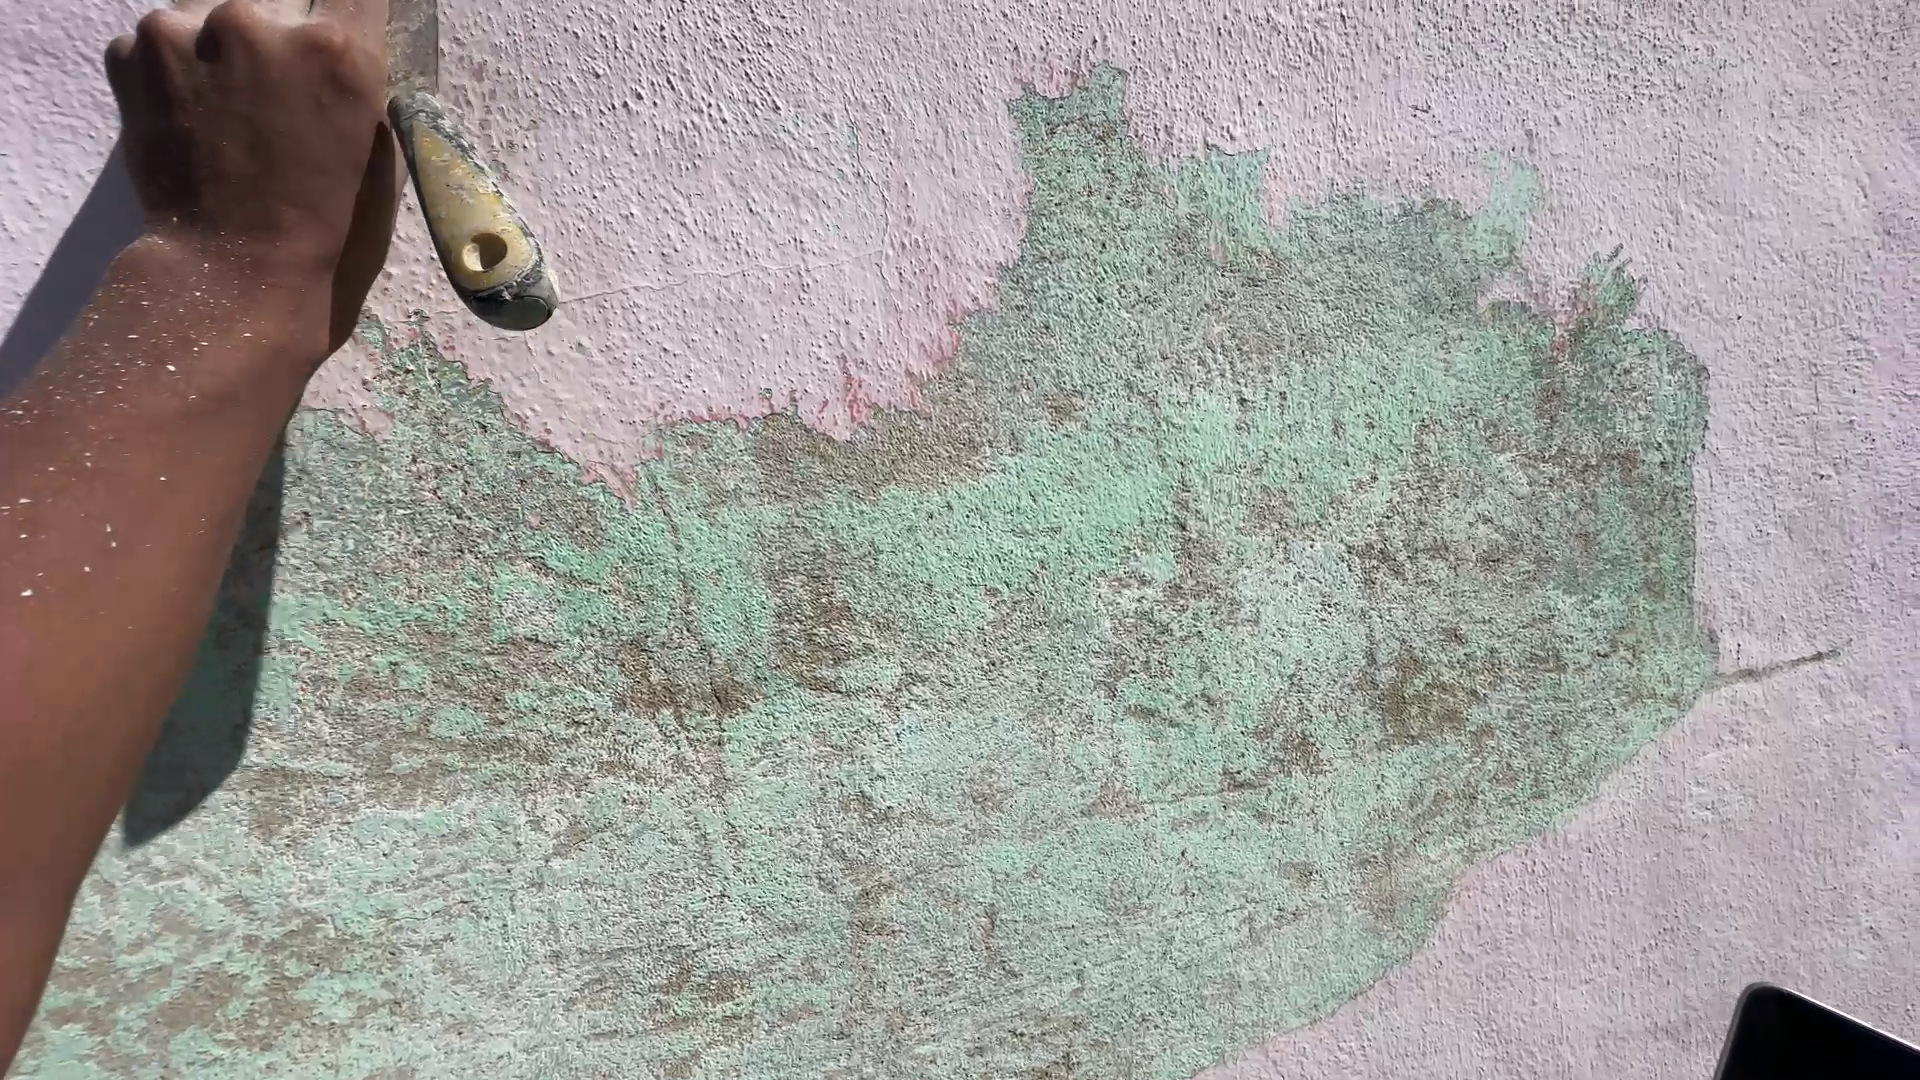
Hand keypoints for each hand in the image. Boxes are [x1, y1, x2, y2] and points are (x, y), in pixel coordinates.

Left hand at [106, 0, 400, 355]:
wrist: (238, 263)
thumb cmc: (335, 225)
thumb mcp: (376, 154)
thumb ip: (357, 89)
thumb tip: (336, 56)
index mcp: (338, 53)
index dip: (355, 10)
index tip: (350, 27)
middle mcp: (257, 20)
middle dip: (291, 34)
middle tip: (294, 87)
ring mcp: (180, 26)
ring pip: (222, 11)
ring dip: (236, 45)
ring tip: (247, 109)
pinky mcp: (130, 47)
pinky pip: (173, 36)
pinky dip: (192, 67)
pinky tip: (210, 120)